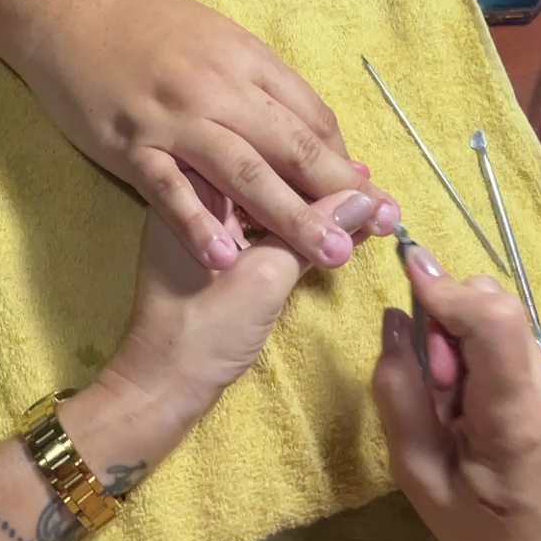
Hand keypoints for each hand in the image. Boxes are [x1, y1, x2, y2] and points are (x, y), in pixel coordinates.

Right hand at [13, 0, 397, 270]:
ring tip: (326, 255)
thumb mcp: (214, 36)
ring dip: (291, 216)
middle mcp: (218, 87)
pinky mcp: (132, 144)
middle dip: (338, 193)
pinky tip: (226, 258)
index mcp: (244, 57)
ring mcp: (174, 117)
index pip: (310, 115)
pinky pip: (172, 191)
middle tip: (376, 232)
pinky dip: (200, 225)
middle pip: (291, 146)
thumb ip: (257, 81)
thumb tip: (306, 127)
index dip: (341, 159)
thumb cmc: (143, 24)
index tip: (362, 194)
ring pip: (244, 172)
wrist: (66, 10)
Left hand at [100, 178, 377, 424]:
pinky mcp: (218, 245)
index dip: (321, 166)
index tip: (371, 182)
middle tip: (379, 196)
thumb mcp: (265, 277)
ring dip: (316, 205)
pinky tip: (338, 228)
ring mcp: (206, 219)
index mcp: (192, 186)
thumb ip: (313, 231)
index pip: (262, 154)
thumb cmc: (203, 332)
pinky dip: (299, 224)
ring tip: (369, 208)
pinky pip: (265, 221)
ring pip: (271, 195)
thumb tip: (366, 198)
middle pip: (269, 171)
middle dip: (325, 185)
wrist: (160, 386)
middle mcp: (195, 192)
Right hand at [370, 245, 540, 540]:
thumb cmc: (475, 527)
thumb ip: (399, 389)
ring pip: (499, 317)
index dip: (447, 288)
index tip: (407, 267)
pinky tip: (468, 403)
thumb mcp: (415, 470)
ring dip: (459, 339)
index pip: (494, 321)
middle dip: (445, 320)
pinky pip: (506, 339)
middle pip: (495, 306)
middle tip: (431, 380)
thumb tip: (395, 318)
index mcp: (517, 414)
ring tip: (449, 400)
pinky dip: (476, 353)